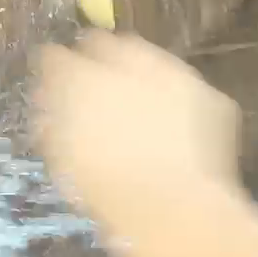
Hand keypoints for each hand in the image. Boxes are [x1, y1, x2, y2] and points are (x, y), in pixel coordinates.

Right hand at [33, 31, 241, 222]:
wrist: (175, 212)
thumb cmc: (106, 189)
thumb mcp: (63, 157)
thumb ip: (52, 122)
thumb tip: (49, 109)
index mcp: (76, 76)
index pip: (55, 56)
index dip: (56, 73)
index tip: (58, 90)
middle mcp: (122, 60)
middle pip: (101, 44)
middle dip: (97, 62)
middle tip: (98, 96)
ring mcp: (170, 72)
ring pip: (146, 59)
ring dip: (138, 76)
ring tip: (141, 113)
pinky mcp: (208, 94)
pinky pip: (184, 88)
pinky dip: (177, 102)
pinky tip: (176, 131)